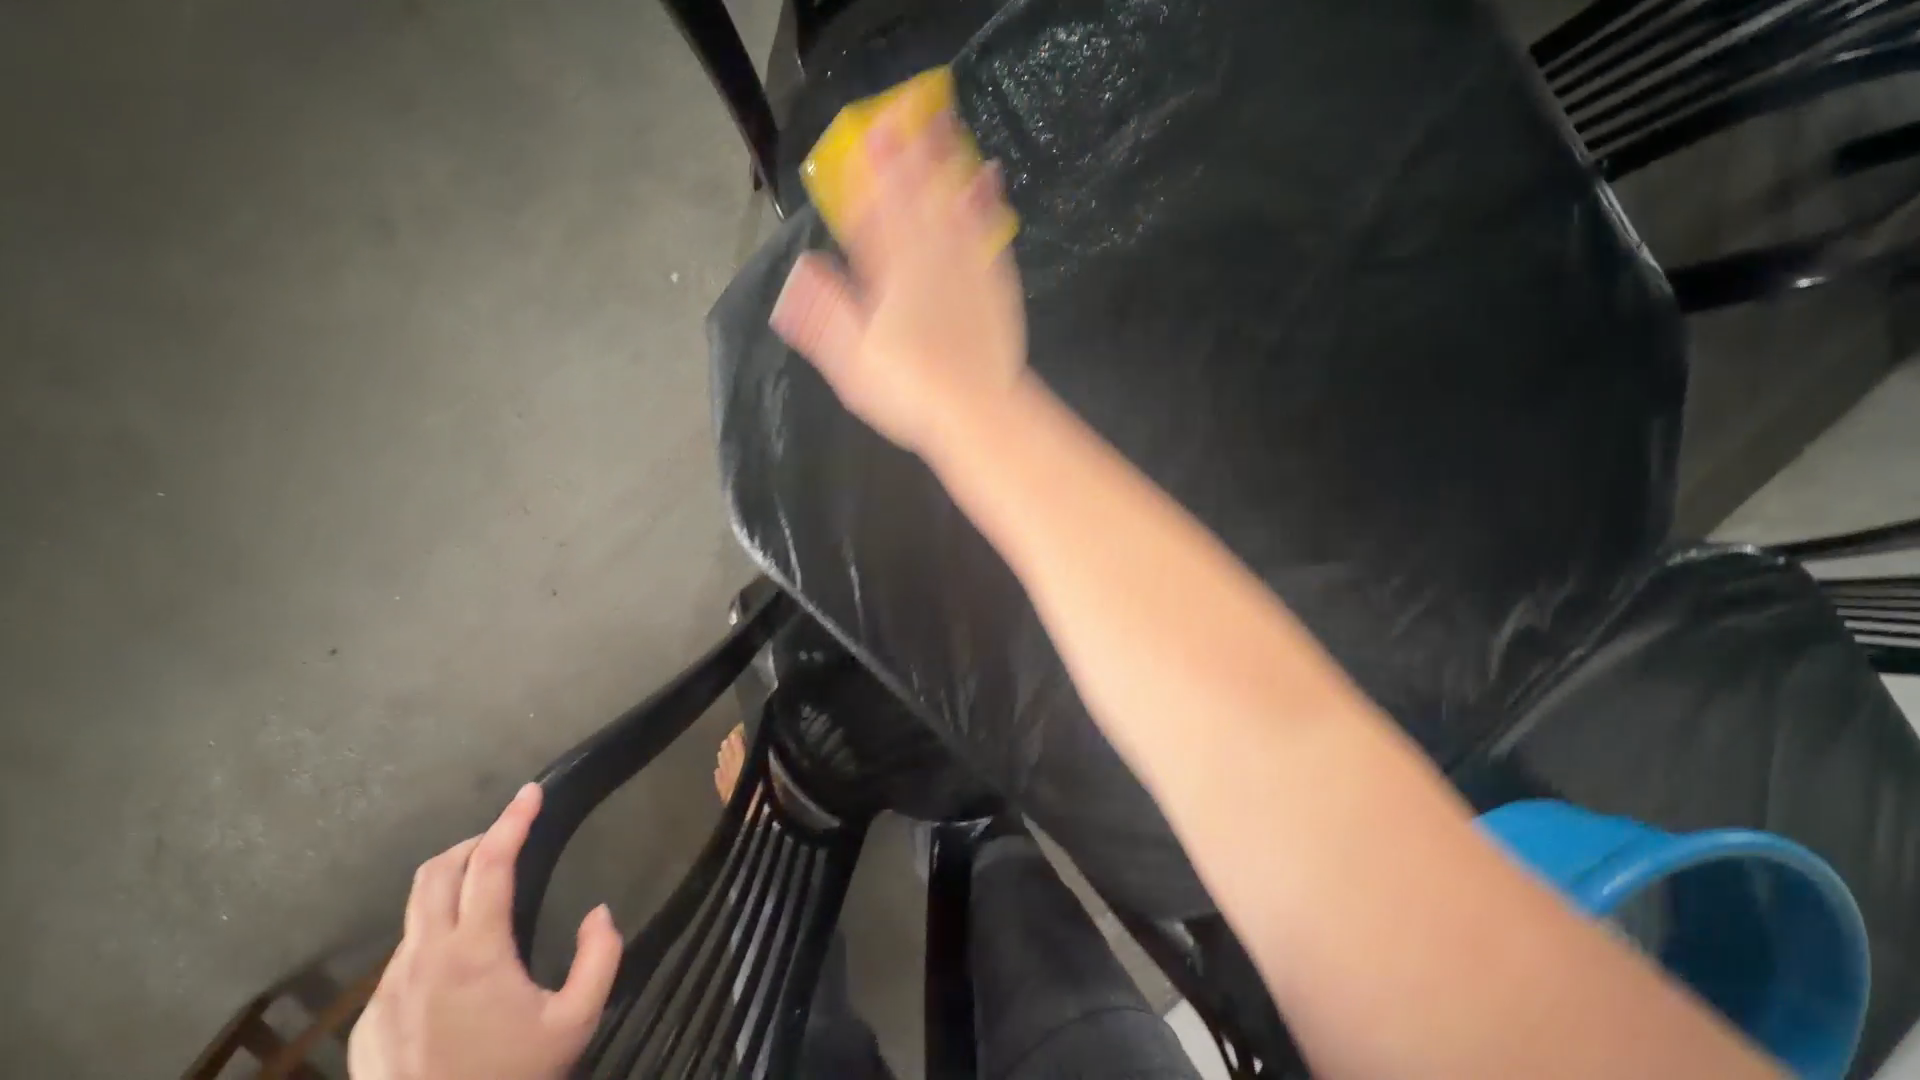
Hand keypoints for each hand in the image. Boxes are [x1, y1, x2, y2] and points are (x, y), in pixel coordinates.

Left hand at [349, 784, 621, 1079]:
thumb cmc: (512, 1078)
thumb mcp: (576, 1024)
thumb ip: (600, 959)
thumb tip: (599, 914)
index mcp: (474, 953)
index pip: (491, 865)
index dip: (513, 821)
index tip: (531, 793)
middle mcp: (422, 960)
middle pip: (435, 874)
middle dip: (472, 844)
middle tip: (505, 843)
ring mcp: (387, 991)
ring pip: (416, 917)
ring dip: (451, 895)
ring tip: (485, 911)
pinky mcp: (367, 1022)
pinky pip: (402, 962)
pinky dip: (433, 944)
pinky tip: (457, 980)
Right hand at [770, 104, 1028, 456]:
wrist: (978, 412)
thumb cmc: (911, 390)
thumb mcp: (852, 360)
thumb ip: (824, 313)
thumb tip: (799, 270)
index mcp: (892, 278)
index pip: (876, 215)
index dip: (871, 172)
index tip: (869, 132)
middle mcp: (931, 262)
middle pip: (917, 199)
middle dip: (910, 153)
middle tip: (908, 109)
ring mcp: (967, 270)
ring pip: (954, 205)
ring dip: (948, 162)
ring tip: (946, 124)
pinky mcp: (996, 286)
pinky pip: (990, 232)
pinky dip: (987, 201)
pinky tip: (988, 179)